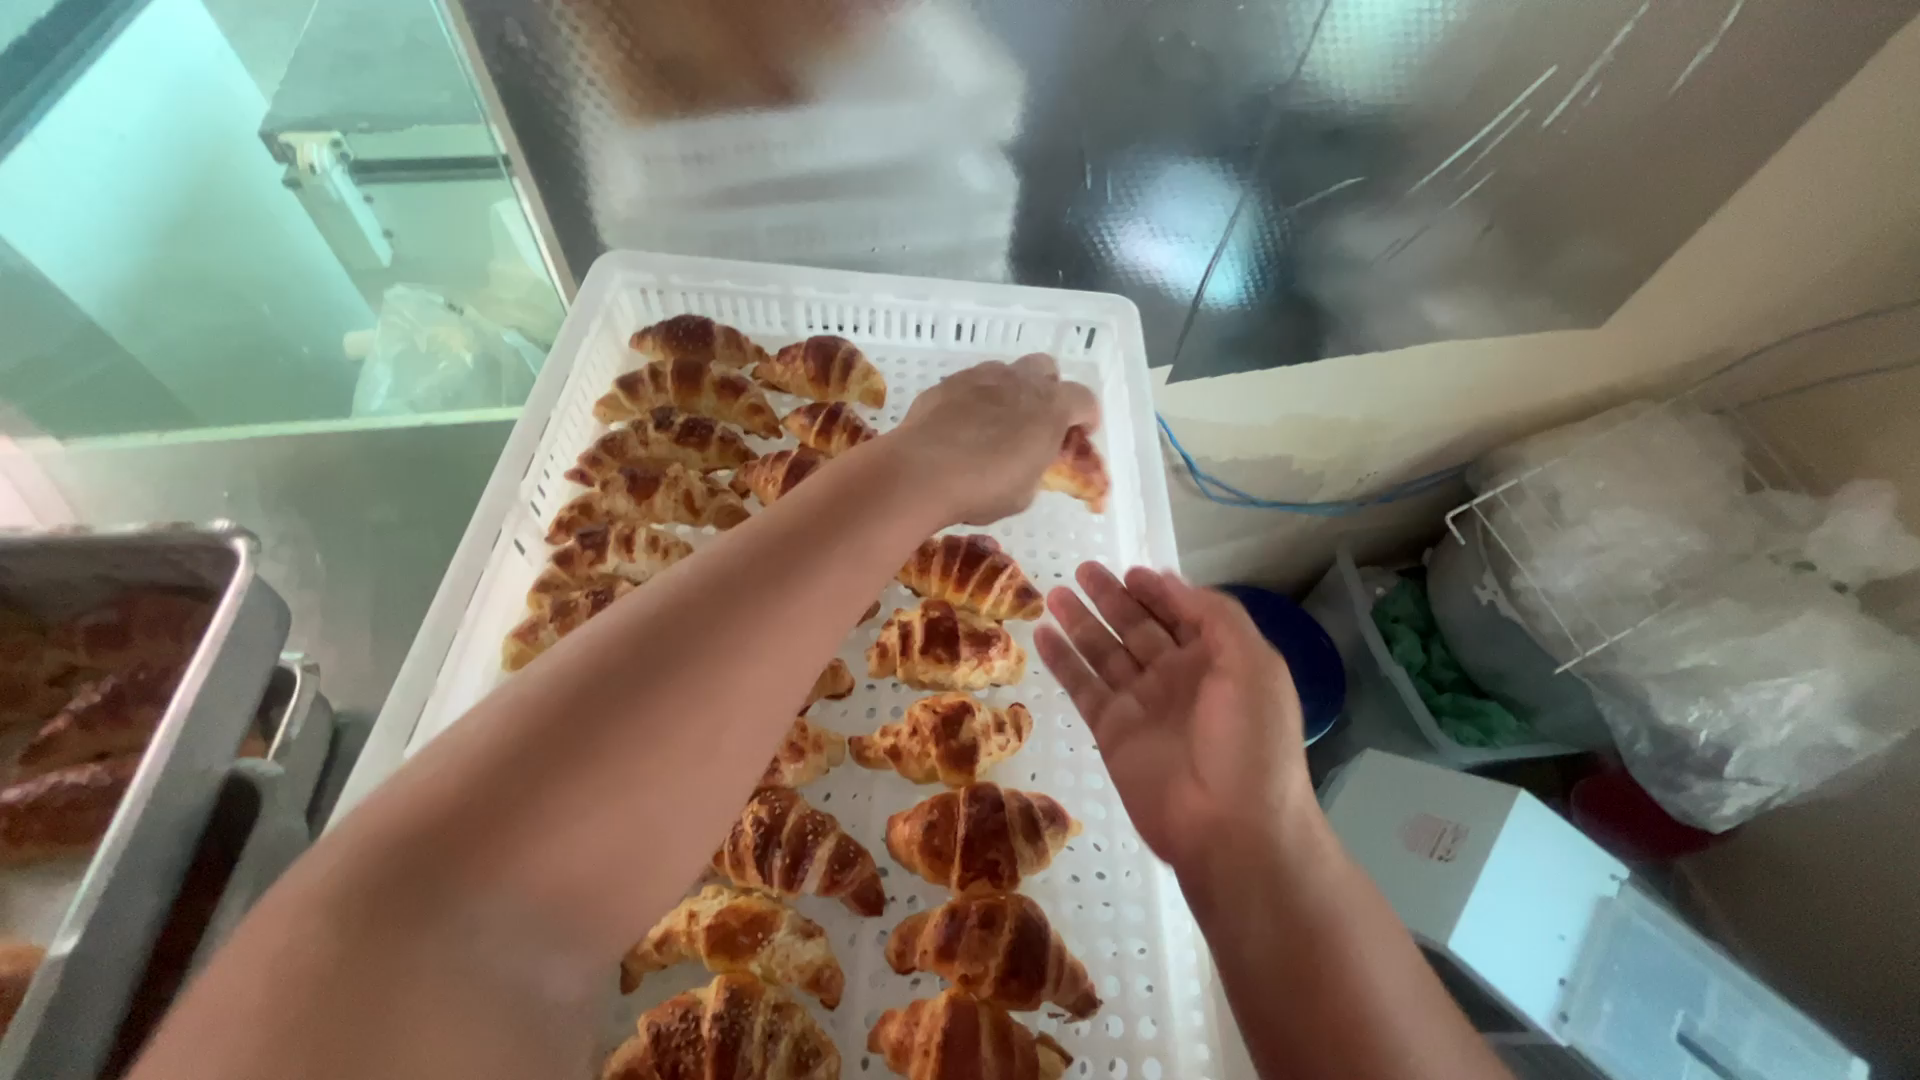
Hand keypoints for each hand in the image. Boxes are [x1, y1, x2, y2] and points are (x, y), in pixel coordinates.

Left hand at [889, 354, 1098, 525]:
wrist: (919, 472)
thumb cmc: (981, 489)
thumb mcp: (1024, 493)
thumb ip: (1035, 468)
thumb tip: (1029, 462)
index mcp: (1050, 408)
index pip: (1084, 399)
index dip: (1085, 417)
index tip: (1078, 435)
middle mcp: (1020, 381)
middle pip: (1046, 369)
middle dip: (1047, 391)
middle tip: (1037, 422)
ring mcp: (981, 377)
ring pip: (1007, 371)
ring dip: (1010, 391)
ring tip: (997, 423)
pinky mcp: (947, 383)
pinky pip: (971, 383)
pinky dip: (975, 399)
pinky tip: (962, 426)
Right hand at [1033, 564, 1309, 872]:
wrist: (1230, 827)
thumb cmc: (1249, 740)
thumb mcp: (1252, 664)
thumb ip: (1214, 616)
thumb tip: (1172, 581)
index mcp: (1217, 662)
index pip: (1182, 614)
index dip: (1158, 591)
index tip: (1131, 570)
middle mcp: (1178, 678)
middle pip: (1138, 628)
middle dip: (1113, 599)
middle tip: (1084, 570)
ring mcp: (1142, 705)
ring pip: (1105, 653)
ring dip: (1082, 623)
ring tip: (1057, 593)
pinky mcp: (1111, 732)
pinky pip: (1083, 687)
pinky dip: (1063, 661)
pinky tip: (1045, 635)